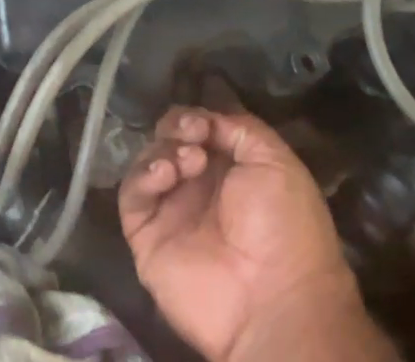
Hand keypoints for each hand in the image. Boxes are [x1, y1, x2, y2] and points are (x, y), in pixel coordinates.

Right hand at [117, 105, 393, 361]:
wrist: (270, 297)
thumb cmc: (282, 226)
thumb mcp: (277, 163)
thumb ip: (239, 127)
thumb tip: (205, 116)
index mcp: (233, 171)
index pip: (201, 130)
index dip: (196, 118)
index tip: (202, 122)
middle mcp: (200, 187)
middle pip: (170, 140)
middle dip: (176, 128)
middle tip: (191, 136)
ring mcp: (171, 211)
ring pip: (148, 161)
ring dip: (164, 151)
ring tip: (187, 162)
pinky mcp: (146, 234)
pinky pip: (131, 194)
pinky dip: (142, 176)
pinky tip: (164, 175)